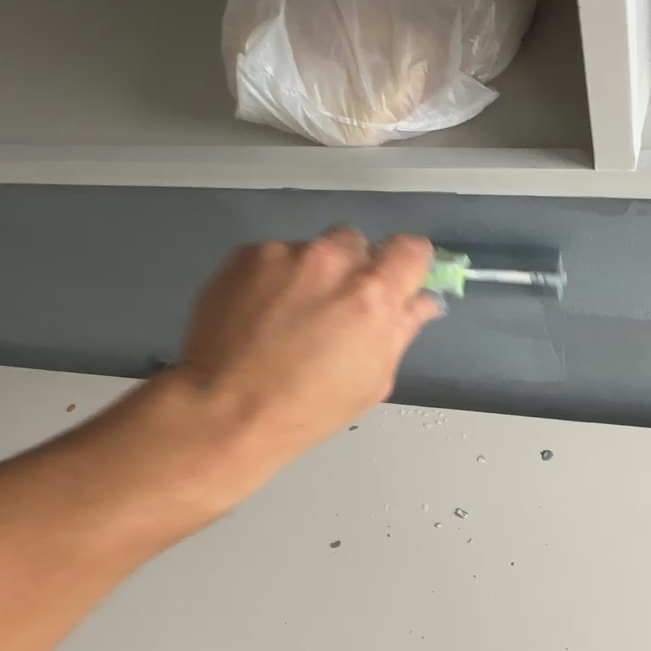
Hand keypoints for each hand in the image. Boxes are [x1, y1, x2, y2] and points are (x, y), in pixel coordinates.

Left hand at [178, 227, 440, 448]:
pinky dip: (274, 279)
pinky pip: (274, 257)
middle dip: (354, 269)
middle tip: (338, 309)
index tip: (398, 282)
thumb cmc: (310, 407)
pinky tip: (261, 315)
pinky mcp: (245, 255)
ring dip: (311, 274)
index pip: (410, 249)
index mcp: (372, 295)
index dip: (407, 265)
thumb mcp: (373, 379)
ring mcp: (284, 254)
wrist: (228, 408)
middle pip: (358, 243)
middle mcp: (331, 262)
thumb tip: (421, 301)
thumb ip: (401, 330)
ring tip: (290, 318)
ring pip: (313, 250)